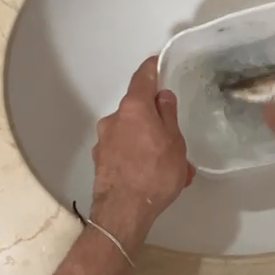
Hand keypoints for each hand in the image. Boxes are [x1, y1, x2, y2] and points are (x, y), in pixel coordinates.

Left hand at [90, 56, 193, 249]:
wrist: (124, 212)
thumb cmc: (155, 173)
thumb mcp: (174, 142)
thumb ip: (168, 116)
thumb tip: (162, 96)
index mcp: (133, 108)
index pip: (142, 78)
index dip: (152, 68)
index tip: (158, 63)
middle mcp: (113, 119)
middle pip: (136, 110)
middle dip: (154, 119)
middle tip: (174, 137)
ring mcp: (103, 141)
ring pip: (131, 134)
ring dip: (147, 142)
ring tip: (169, 166)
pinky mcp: (100, 161)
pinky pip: (124, 152)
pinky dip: (137, 157)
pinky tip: (151, 176)